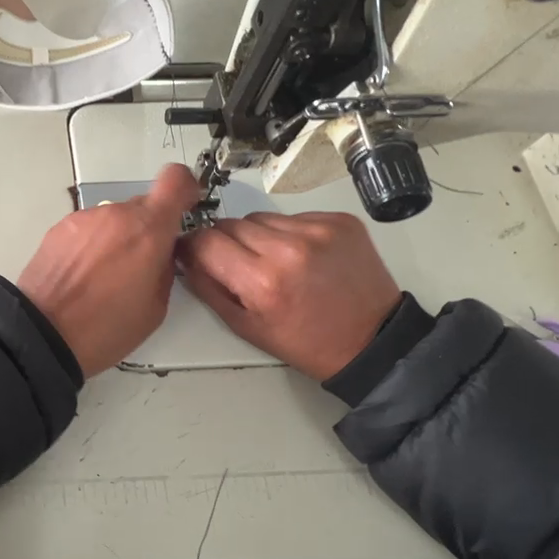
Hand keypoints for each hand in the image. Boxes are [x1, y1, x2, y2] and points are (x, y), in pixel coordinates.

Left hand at [16, 164, 197, 378]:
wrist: (43, 335)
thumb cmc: (104, 328)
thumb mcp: (155, 308)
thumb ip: (165, 268)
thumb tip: (160, 253)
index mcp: (149, 231)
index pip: (175, 181)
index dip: (184, 189)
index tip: (183, 207)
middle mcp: (116, 215)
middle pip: (143, 206)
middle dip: (147, 229)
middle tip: (140, 265)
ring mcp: (84, 219)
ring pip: (113, 219)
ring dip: (116, 239)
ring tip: (104, 277)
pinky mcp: (59, 228)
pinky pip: (88, 229)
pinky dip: (91, 245)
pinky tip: (82, 275)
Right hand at [177, 212, 399, 380]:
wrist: (372, 340)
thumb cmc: (306, 341)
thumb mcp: (246, 327)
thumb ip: (208, 288)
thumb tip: (185, 257)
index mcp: (262, 281)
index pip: (206, 241)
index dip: (194, 247)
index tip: (195, 253)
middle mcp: (289, 249)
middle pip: (230, 224)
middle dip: (225, 243)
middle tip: (240, 265)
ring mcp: (318, 230)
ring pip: (260, 217)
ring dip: (256, 235)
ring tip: (274, 262)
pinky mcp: (339, 221)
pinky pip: (293, 216)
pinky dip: (289, 233)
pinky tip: (301, 257)